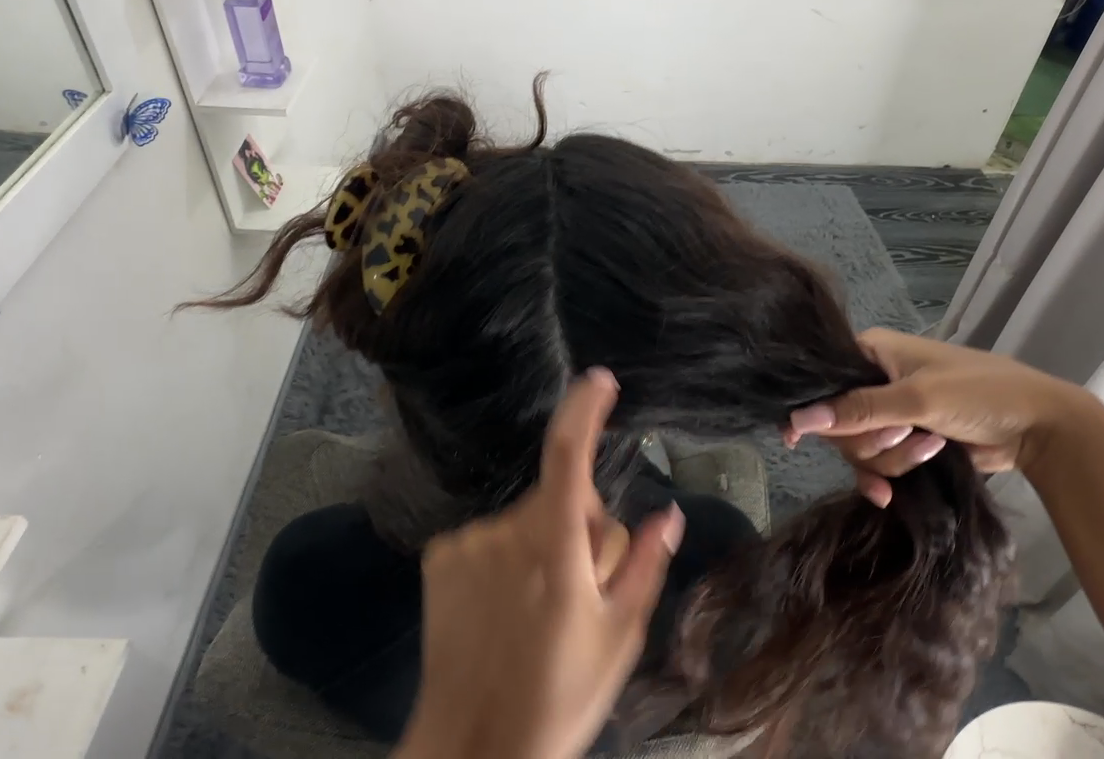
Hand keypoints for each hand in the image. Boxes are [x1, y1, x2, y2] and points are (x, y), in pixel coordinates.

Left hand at [396, 369, 684, 758]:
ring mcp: (466, 543)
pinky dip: (502, 559)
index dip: (585, 411)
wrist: (472, 747)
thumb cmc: (558, 697)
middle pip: (558, 499)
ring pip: (524, 520)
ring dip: (540, 546)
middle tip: (583, 589)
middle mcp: (505, 533)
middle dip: (579, 526)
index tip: (600, 380)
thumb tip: (665, 515)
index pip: (568, 456)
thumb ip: (642, 565)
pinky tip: (499, 610)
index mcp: (555, 550)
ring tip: (536, 612)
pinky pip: (488, 538)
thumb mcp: (619, 638)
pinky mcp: (438, 557)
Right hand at [787, 328, 1098, 504]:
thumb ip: (858, 410)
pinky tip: (887, 497)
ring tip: (932, 447)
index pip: (823, 381)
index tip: (794, 439)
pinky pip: (877, 465)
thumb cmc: (979, 393)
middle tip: (905, 435)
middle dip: (871, 440)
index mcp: (872, 352)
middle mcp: (874, 380)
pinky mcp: (907, 443)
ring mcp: (891, 413)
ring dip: (893, 458)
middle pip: (839, 422)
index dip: (811, 410)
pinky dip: (883, 479)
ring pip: (860, 448)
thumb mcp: (917, 399)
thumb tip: (798, 420)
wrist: (1038, 426)